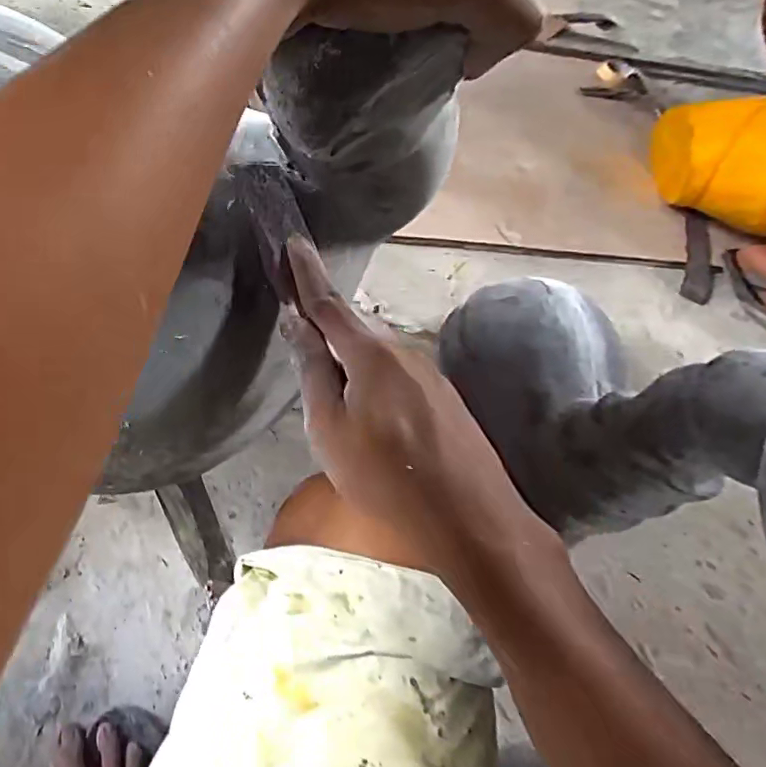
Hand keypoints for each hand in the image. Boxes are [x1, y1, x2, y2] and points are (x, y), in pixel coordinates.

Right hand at [282, 236, 553, 579]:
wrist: (472, 523)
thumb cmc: (383, 478)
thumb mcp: (328, 427)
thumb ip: (312, 371)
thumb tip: (298, 325)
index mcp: (371, 357)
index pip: (330, 304)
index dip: (307, 274)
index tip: (293, 243)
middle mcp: (404, 354)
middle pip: (352, 327)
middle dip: (322, 316)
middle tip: (293, 309)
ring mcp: (429, 376)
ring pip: (373, 351)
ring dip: (344, 349)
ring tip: (319, 365)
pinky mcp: (443, 399)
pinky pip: (392, 370)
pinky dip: (366, 369)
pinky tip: (357, 395)